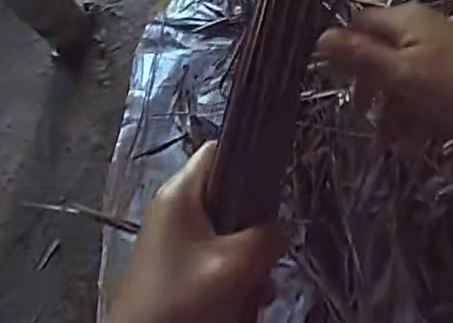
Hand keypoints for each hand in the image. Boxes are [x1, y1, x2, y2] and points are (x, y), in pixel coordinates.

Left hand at [110, 143, 283, 322]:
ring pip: (223, 231)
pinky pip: (211, 257)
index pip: (219, 150)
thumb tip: (281, 230)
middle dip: (253, 224)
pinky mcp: (172, 268)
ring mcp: (171, 239)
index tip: (274, 187)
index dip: (249, 159)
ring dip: (246, 257)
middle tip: (269, 252)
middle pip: (227, 195)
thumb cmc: (180, 301)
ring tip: (261, 288)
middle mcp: (174, 207)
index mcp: (180, 191)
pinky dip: (230, 274)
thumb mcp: (233, 266)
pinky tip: (246, 301)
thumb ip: (266, 238)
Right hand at [314, 4, 452, 151]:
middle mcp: (419, 29)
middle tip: (362, 115)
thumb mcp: (403, 74)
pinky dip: (415, 116)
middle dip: (370, 88)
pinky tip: (415, 145)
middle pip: (380, 54)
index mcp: (406, 19)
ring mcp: (437, 54)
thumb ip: (362, 57)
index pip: (362, 23)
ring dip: (392, 111)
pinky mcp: (452, 78)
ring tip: (392, 144)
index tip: (335, 82)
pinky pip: (422, 93)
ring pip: (400, 79)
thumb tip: (319, 37)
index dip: (346, 49)